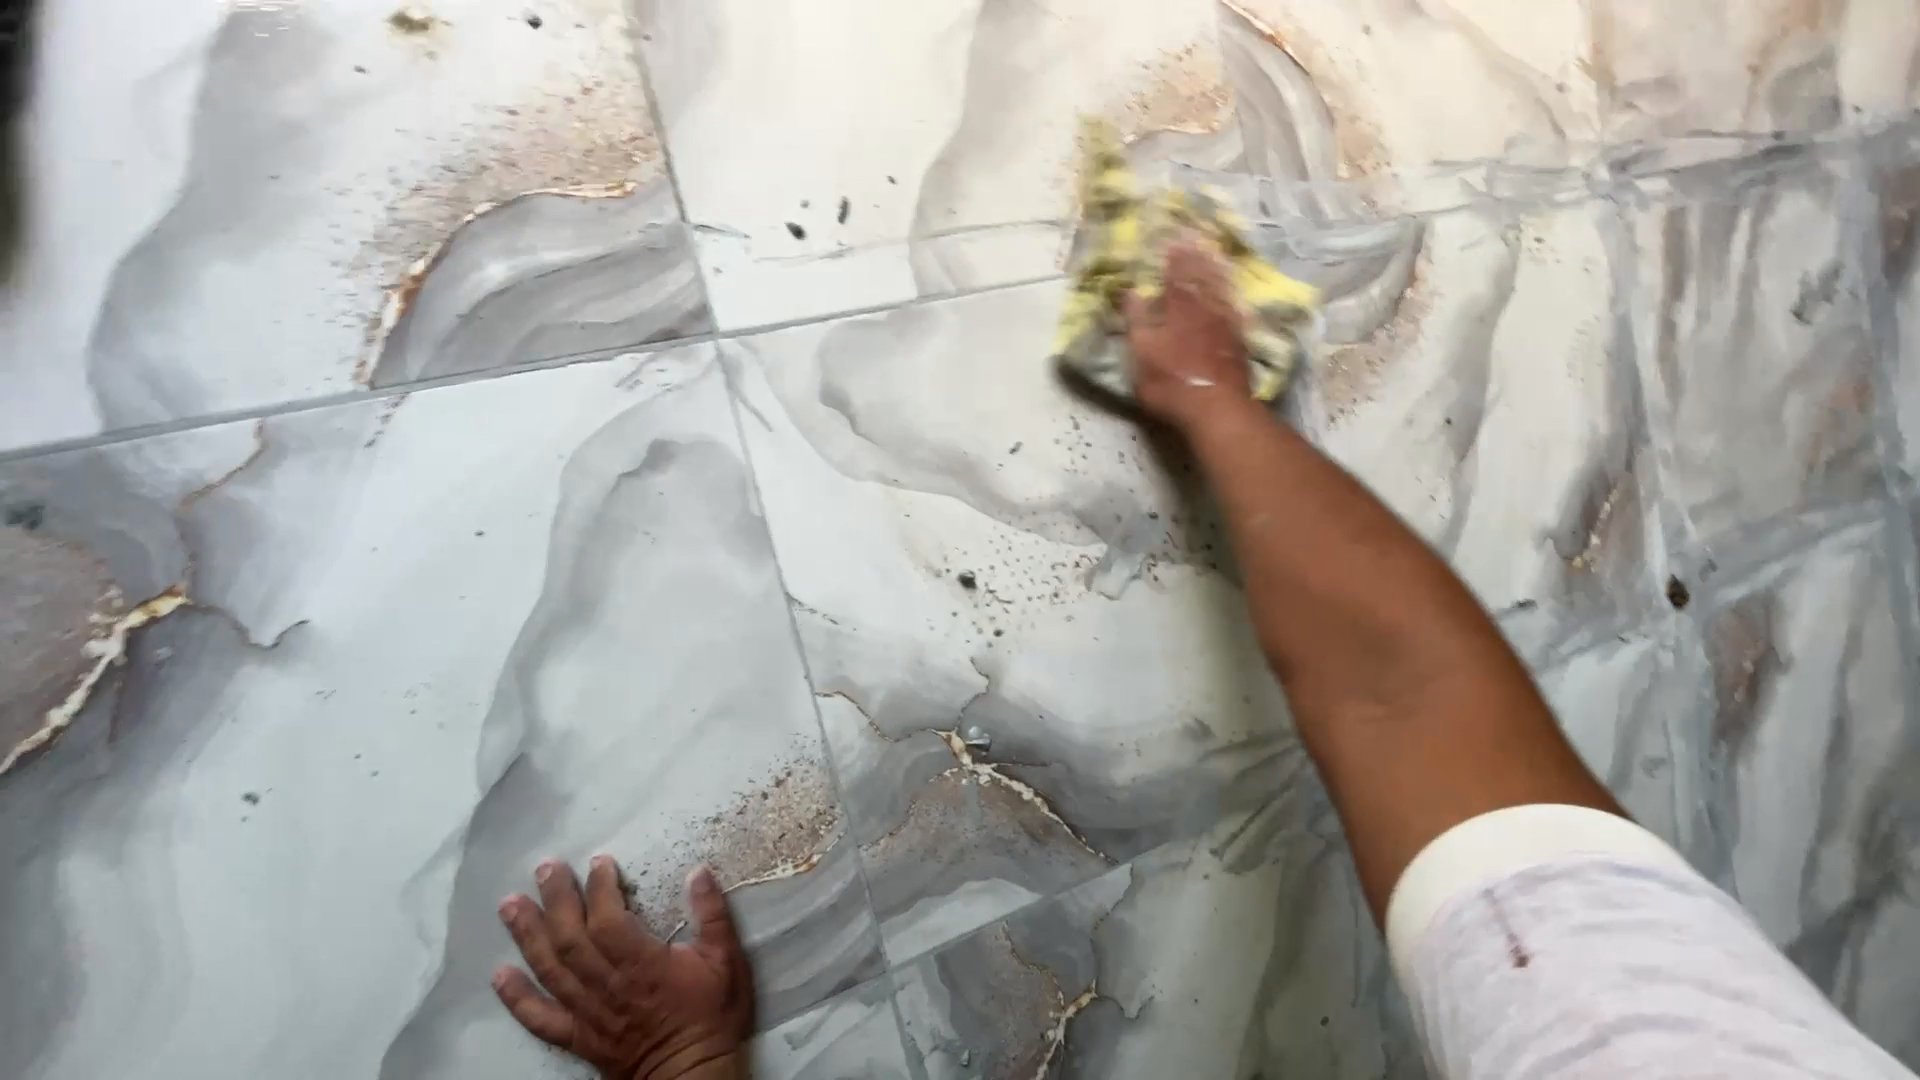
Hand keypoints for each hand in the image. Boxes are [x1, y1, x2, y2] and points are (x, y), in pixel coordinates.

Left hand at [494, 858, 753, 1079]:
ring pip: (550, 971)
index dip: (599, 889)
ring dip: (527, 936)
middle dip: (556, 901)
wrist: (694, 1077)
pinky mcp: (579, 1038)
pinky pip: (541, 1019)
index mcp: (642, 965)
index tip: (598, 862)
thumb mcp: (726, 960)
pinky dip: (517, 998)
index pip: (609, 920)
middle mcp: (607, 986)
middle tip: (545, 868)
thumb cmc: (712, 1015)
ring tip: (510, 905)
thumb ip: (713, 914)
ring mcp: (588, 1014)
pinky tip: (499, 975)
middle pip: (571, 939)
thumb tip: (698, 871)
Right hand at [1123, 240, 1251, 431]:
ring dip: (1217, 272)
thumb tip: (1132, 293)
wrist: (1214, 408)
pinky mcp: (1239, 344)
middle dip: (1198, 257)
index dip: (1175, 258)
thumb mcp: (1141, 353)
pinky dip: (1234, 300)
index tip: (1174, 240)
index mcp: (1179, 310)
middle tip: (1197, 238)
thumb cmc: (1170, 382)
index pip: (1177, 276)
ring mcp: (1226, 326)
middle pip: (1203, 278)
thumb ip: (1137, 321)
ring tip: (1215, 256)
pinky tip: (1235, 297)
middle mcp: (1205, 311)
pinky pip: (1237, 312)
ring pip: (1222, 291)